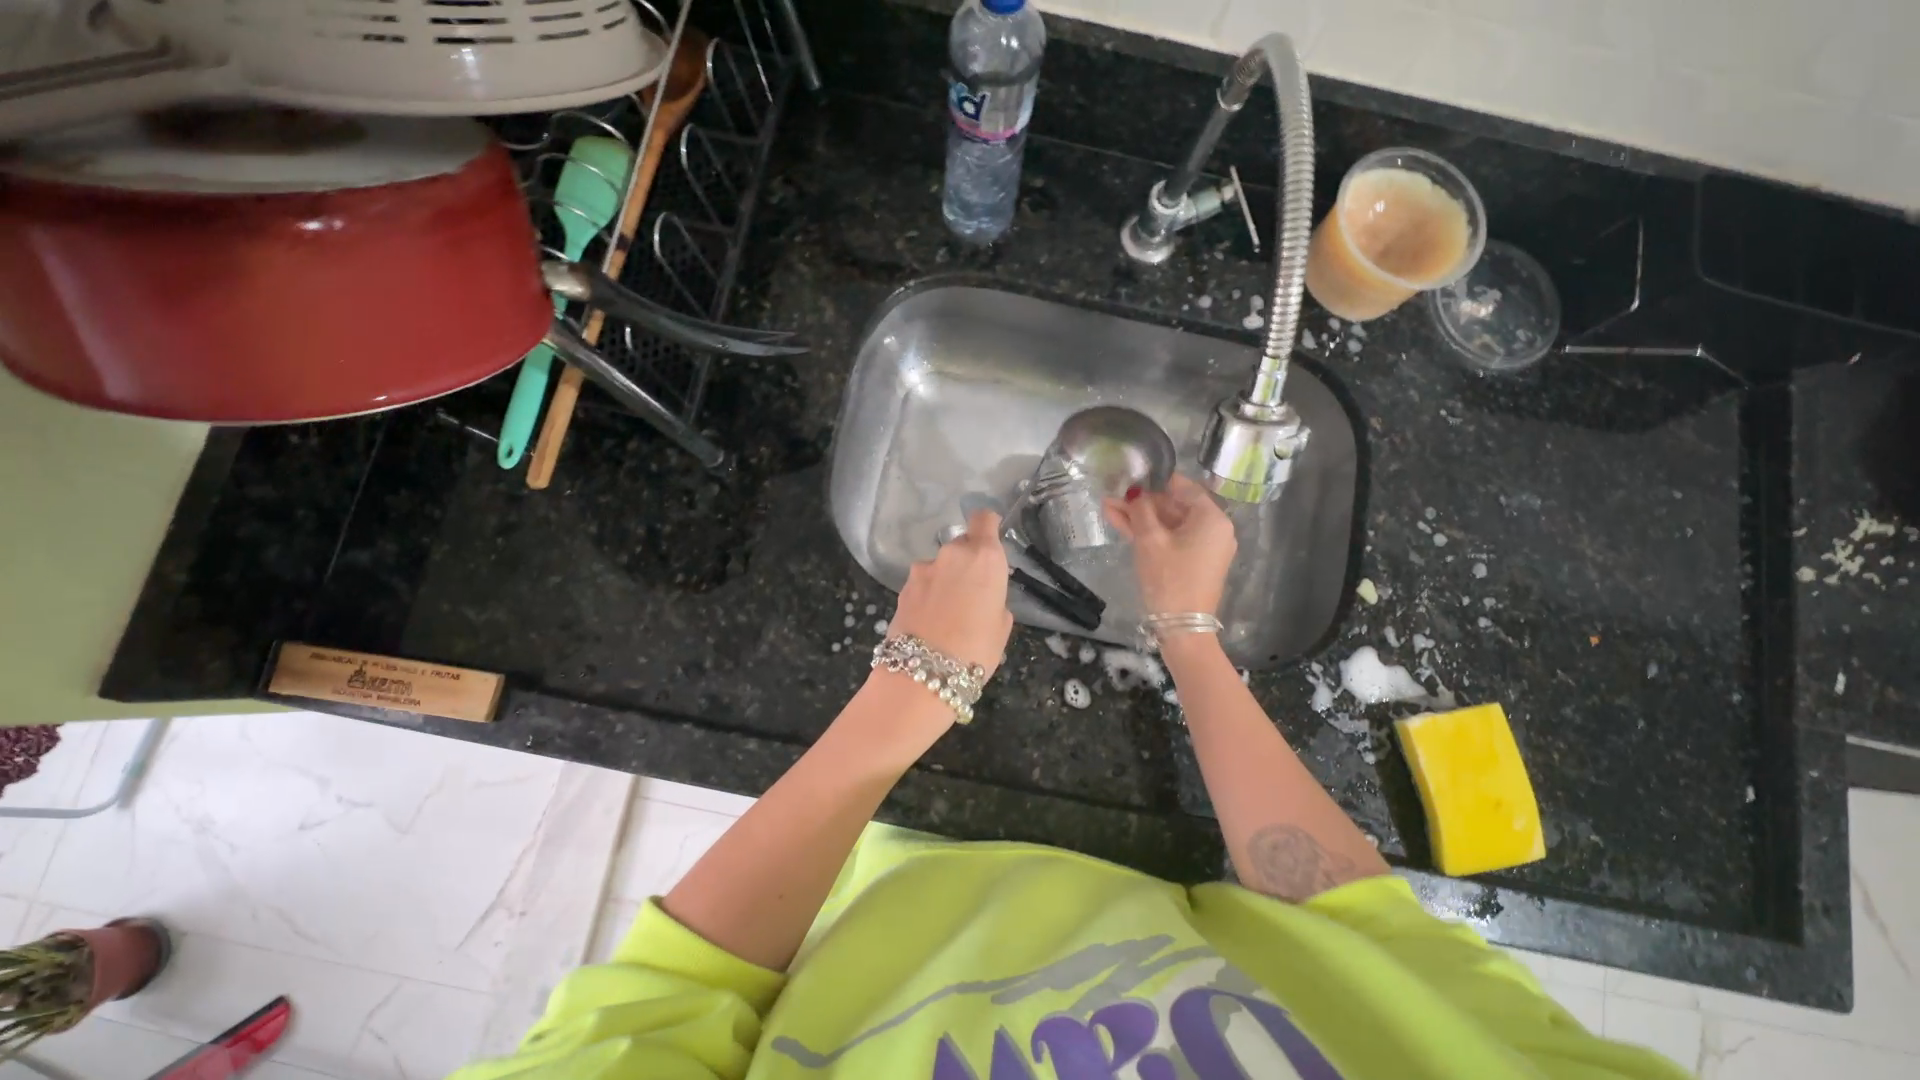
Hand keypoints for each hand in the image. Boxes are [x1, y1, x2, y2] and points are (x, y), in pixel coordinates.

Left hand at [886, 509, 1014, 676]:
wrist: (923, 673)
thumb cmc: (977, 650)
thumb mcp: (1002, 626)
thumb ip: (995, 599)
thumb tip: (985, 596)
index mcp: (983, 557)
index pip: (983, 519)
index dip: (987, 526)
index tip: (990, 540)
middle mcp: (952, 554)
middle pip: (961, 545)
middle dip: (966, 563)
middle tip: (971, 593)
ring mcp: (923, 569)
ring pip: (939, 566)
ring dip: (944, 580)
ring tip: (948, 614)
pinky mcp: (902, 588)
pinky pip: (922, 584)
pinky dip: (928, 596)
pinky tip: (931, 622)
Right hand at [1104, 473, 1237, 615]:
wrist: (1182, 628)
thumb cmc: (1169, 578)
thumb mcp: (1150, 540)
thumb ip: (1141, 510)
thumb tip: (1134, 492)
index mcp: (1212, 518)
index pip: (1183, 487)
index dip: (1155, 480)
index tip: (1131, 475)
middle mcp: (1214, 529)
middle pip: (1175, 506)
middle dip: (1142, 501)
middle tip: (1112, 493)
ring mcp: (1203, 547)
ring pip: (1169, 524)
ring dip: (1140, 517)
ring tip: (1108, 506)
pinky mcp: (1193, 563)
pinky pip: (1171, 540)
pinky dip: (1149, 534)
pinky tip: (1120, 523)